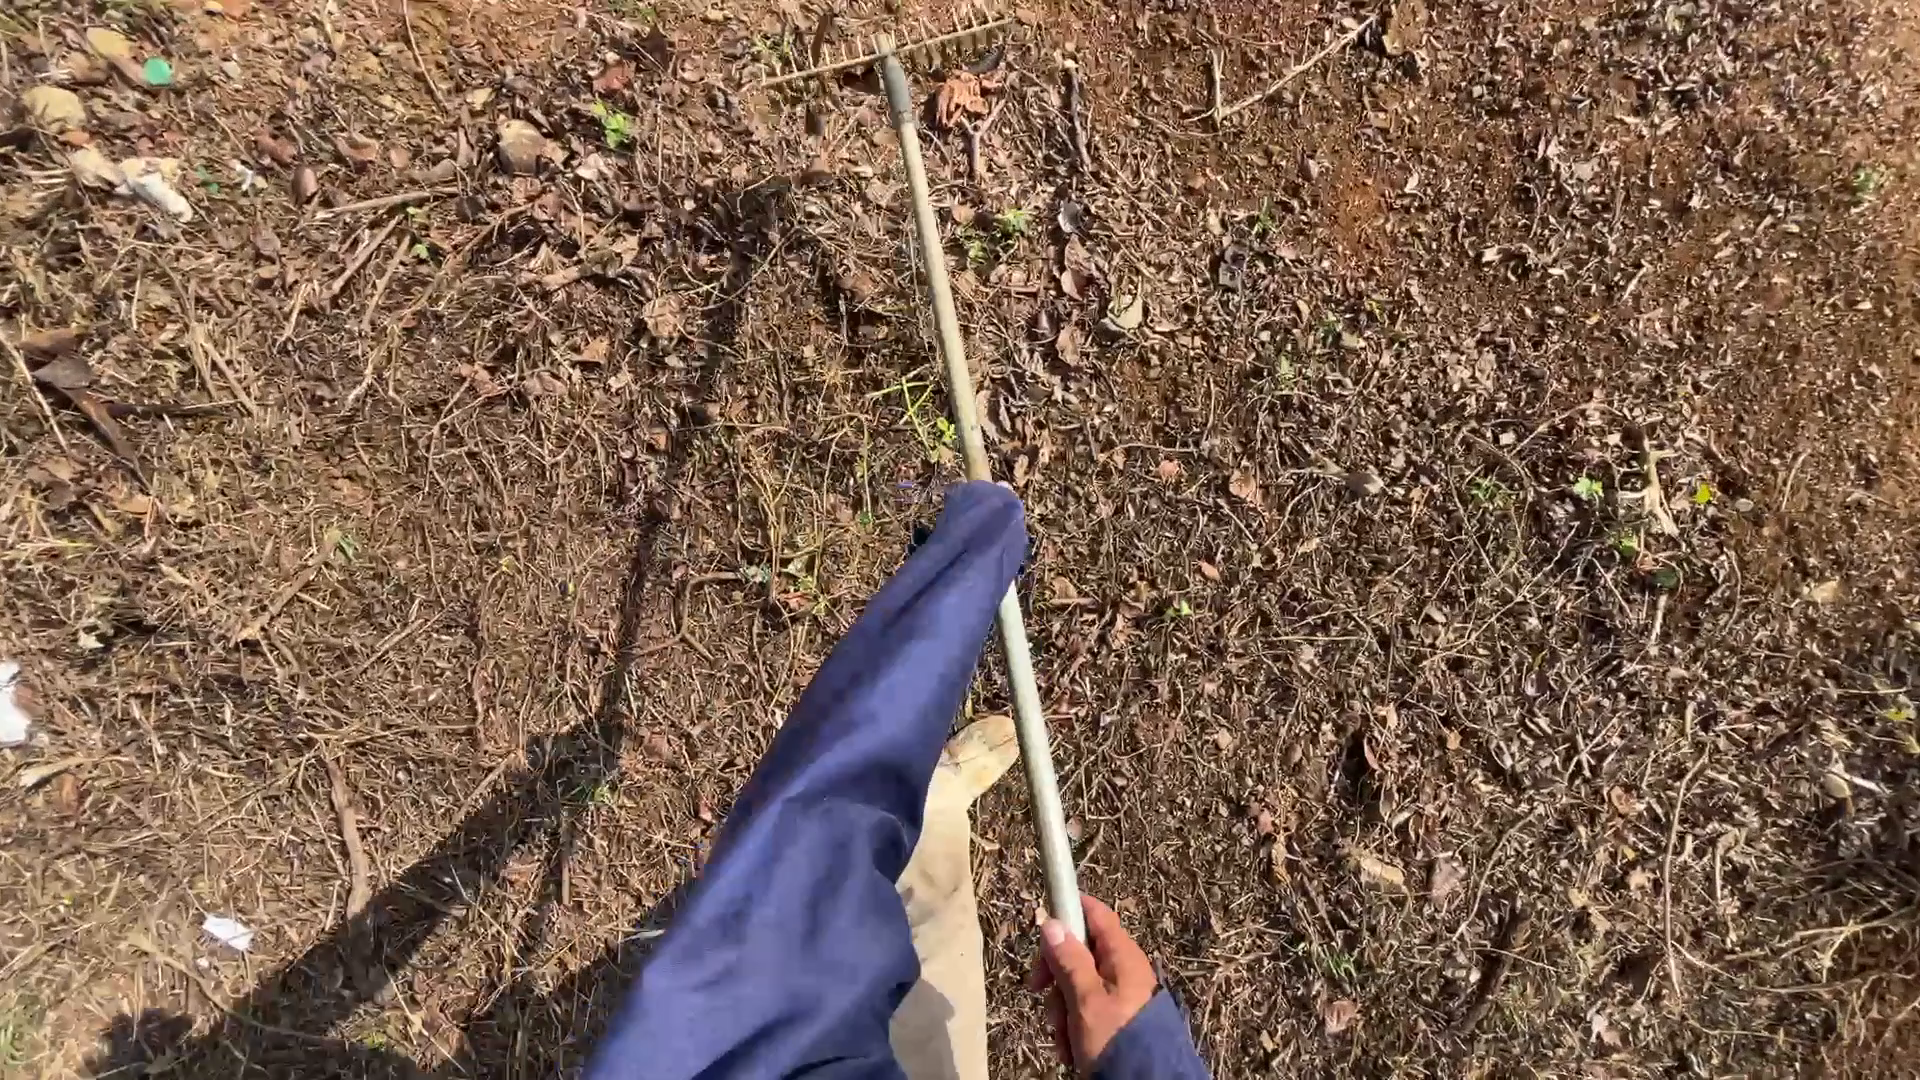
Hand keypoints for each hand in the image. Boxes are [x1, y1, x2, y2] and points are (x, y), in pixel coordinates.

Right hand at [1028, 895, 1157, 1073]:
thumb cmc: (1116, 1040)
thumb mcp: (1086, 1000)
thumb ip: (1069, 960)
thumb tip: (1052, 922)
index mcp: (1122, 956)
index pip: (1095, 913)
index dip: (1069, 910)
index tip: (1043, 926)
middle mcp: (1124, 970)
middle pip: (1080, 951)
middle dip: (1057, 972)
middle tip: (1039, 990)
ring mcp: (1122, 997)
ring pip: (1079, 984)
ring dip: (1062, 1006)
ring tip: (1062, 1034)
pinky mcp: (1118, 1022)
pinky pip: (1087, 1010)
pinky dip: (1074, 1024)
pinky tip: (1070, 1047)